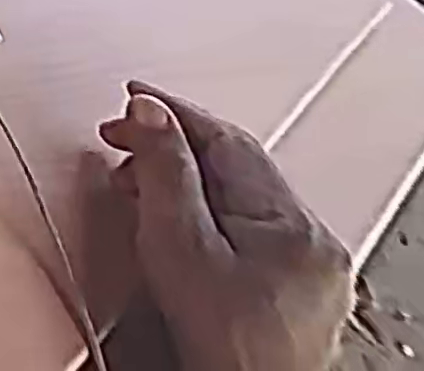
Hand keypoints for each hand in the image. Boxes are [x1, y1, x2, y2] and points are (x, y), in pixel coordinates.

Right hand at [99, 81, 352, 370]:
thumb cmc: (218, 330)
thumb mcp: (176, 236)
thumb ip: (163, 167)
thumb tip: (150, 108)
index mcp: (290, 223)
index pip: (225, 139)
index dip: (172, 110)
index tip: (131, 94)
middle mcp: (308, 237)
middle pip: (229, 161)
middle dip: (166, 140)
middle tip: (115, 135)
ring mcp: (302, 260)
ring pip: (229, 186)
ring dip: (173, 169)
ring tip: (129, 176)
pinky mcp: (285, 276)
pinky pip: (234, 212)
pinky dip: (190, 196)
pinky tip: (161, 208)